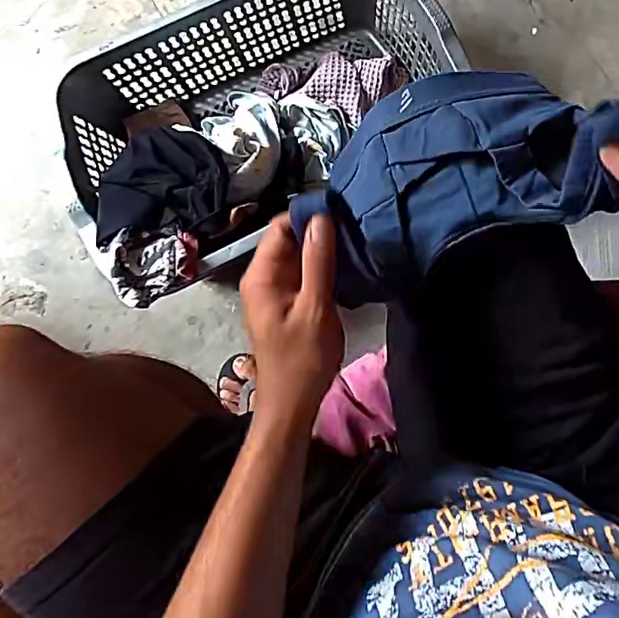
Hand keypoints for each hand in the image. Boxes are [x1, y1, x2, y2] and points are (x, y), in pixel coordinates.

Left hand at [239, 214, 343, 429]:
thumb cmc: (302, 360)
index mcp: (262, 275)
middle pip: (290, 238)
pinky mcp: (290, 302)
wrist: (292, 404)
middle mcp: (264, 277)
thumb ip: (319, 262)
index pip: (281, 226)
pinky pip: (305, 273)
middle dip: (320, 231)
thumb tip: (322, 217)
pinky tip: (347, 267)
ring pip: (300, 255)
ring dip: (325, 249)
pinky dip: (324, 267)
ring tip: (356, 244)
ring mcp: (276, 290)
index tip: (341, 213)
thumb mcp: (315, 308)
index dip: (308, 215)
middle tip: (355, 228)